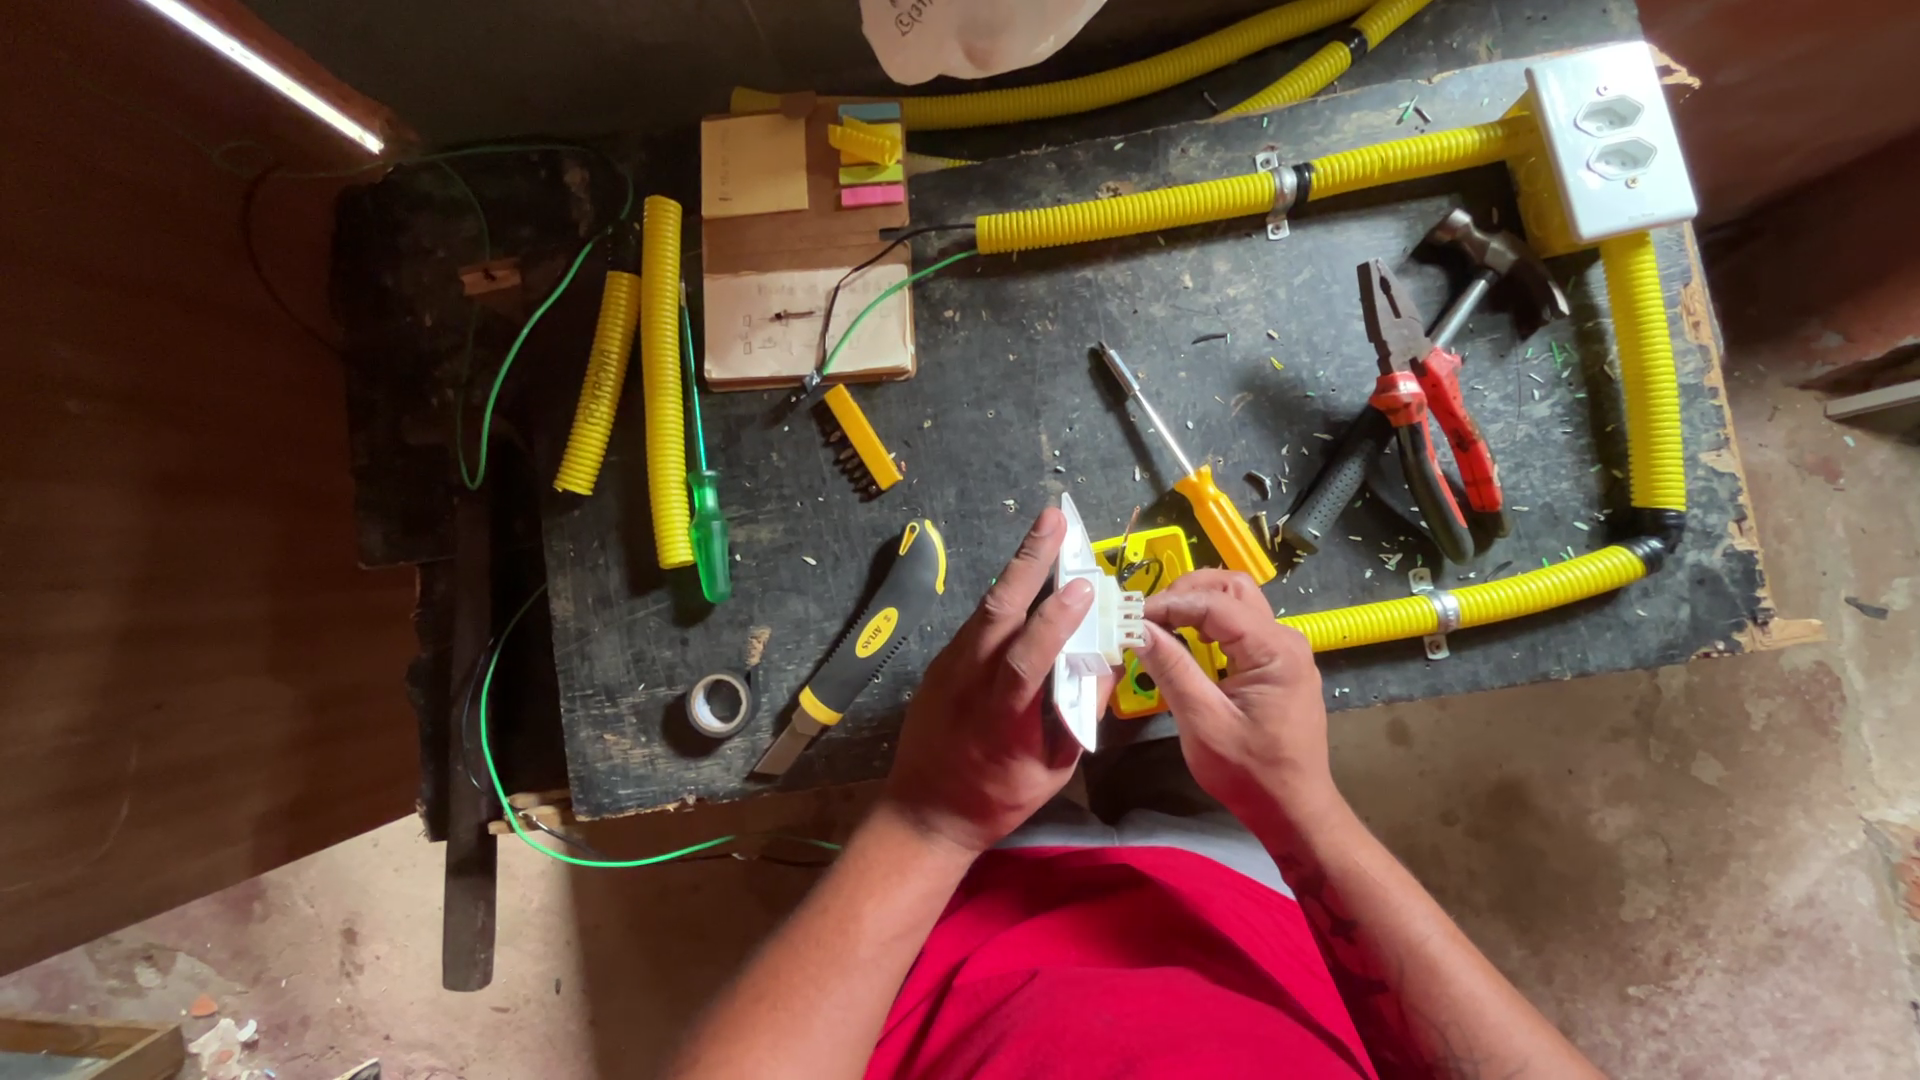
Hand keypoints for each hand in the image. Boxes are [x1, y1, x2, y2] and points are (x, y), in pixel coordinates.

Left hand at [880, 507, 1110, 855]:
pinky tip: (1024, 576)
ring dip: (1017, 568)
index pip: (1027, 660)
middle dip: (1029, 561)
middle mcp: (969, 682)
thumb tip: (1103, 658)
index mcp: (1002, 718)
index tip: (1083, 587)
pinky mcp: (939, 663)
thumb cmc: (998, 798)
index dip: (1055, 623)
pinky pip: (977, 623)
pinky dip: (1003, 596)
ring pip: (985, 609)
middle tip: (1054, 520)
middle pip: (998, 612)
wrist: (925, 810)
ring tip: (1044, 531)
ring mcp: (948, 668)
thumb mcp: (1053, 769)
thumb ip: (1079, 713)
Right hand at [1130, 570, 1341, 834]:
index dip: (1169, 603)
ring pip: (1237, 601)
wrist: (1292, 809)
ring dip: (1197, 604)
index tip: (1131, 616)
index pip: (1215, 604)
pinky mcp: (1277, 664)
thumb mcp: (1203, 721)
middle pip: (1232, 587)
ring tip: (1161, 625)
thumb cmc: (1249, 772)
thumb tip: (1137, 628)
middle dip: (1186, 592)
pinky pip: (1241, 625)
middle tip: (1148, 615)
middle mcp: (1285, 640)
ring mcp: (1284, 651)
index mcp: (1274, 650)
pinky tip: (1185, 643)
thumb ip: (1171, 668)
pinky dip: (1208, 623)